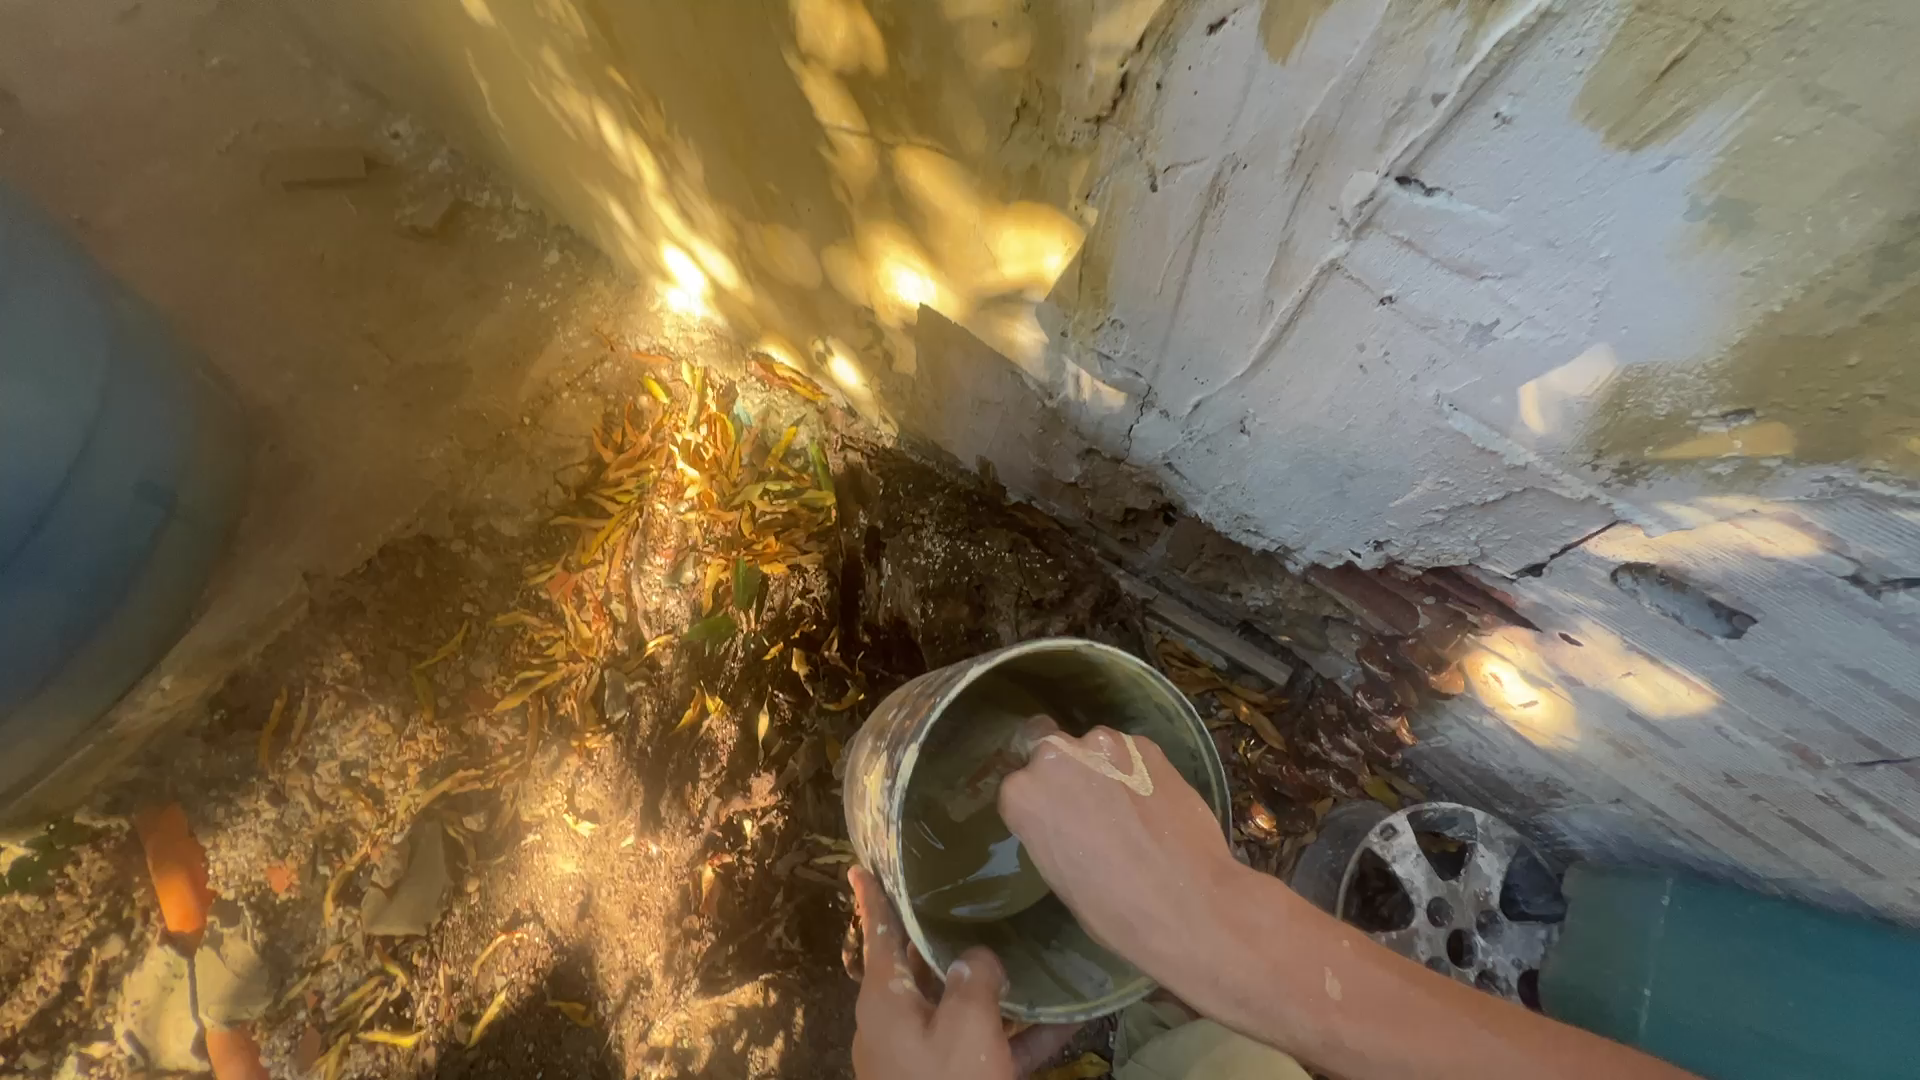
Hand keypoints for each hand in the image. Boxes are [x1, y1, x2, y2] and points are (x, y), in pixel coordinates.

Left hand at [848, 867, 1077, 1078]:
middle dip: (949, 933)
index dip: (872, 895)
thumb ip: (975, 977)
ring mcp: (921, 1057)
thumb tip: (981, 956)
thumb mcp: (965, 1027)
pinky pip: (985, 1047)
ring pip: (960, 1004)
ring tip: (1031, 948)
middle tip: (971, 894)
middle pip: (922, 962)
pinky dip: (1019, 1034)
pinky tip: (1066, 1020)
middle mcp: (896, 1021)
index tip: (861, 864)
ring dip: (997, 986)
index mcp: (885, 998)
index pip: (878, 930)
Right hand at [998, 726, 1236, 987]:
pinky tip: (1154, 804)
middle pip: (1048, 749)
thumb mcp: (1060, 876)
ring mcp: (1102, 744)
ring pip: (1092, 748)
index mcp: (1023, 794)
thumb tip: (1066, 819)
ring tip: (1129, 806)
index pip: (1019, 785)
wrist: (1191, 905)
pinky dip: (1136, 771)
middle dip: (1065, 771)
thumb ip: (1051, 829)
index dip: (1039, 802)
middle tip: (1089, 804)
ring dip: (1102, 768)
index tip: (1056, 819)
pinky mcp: (1144, 744)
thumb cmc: (1115, 910)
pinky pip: (1130, 753)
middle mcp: (1055, 755)